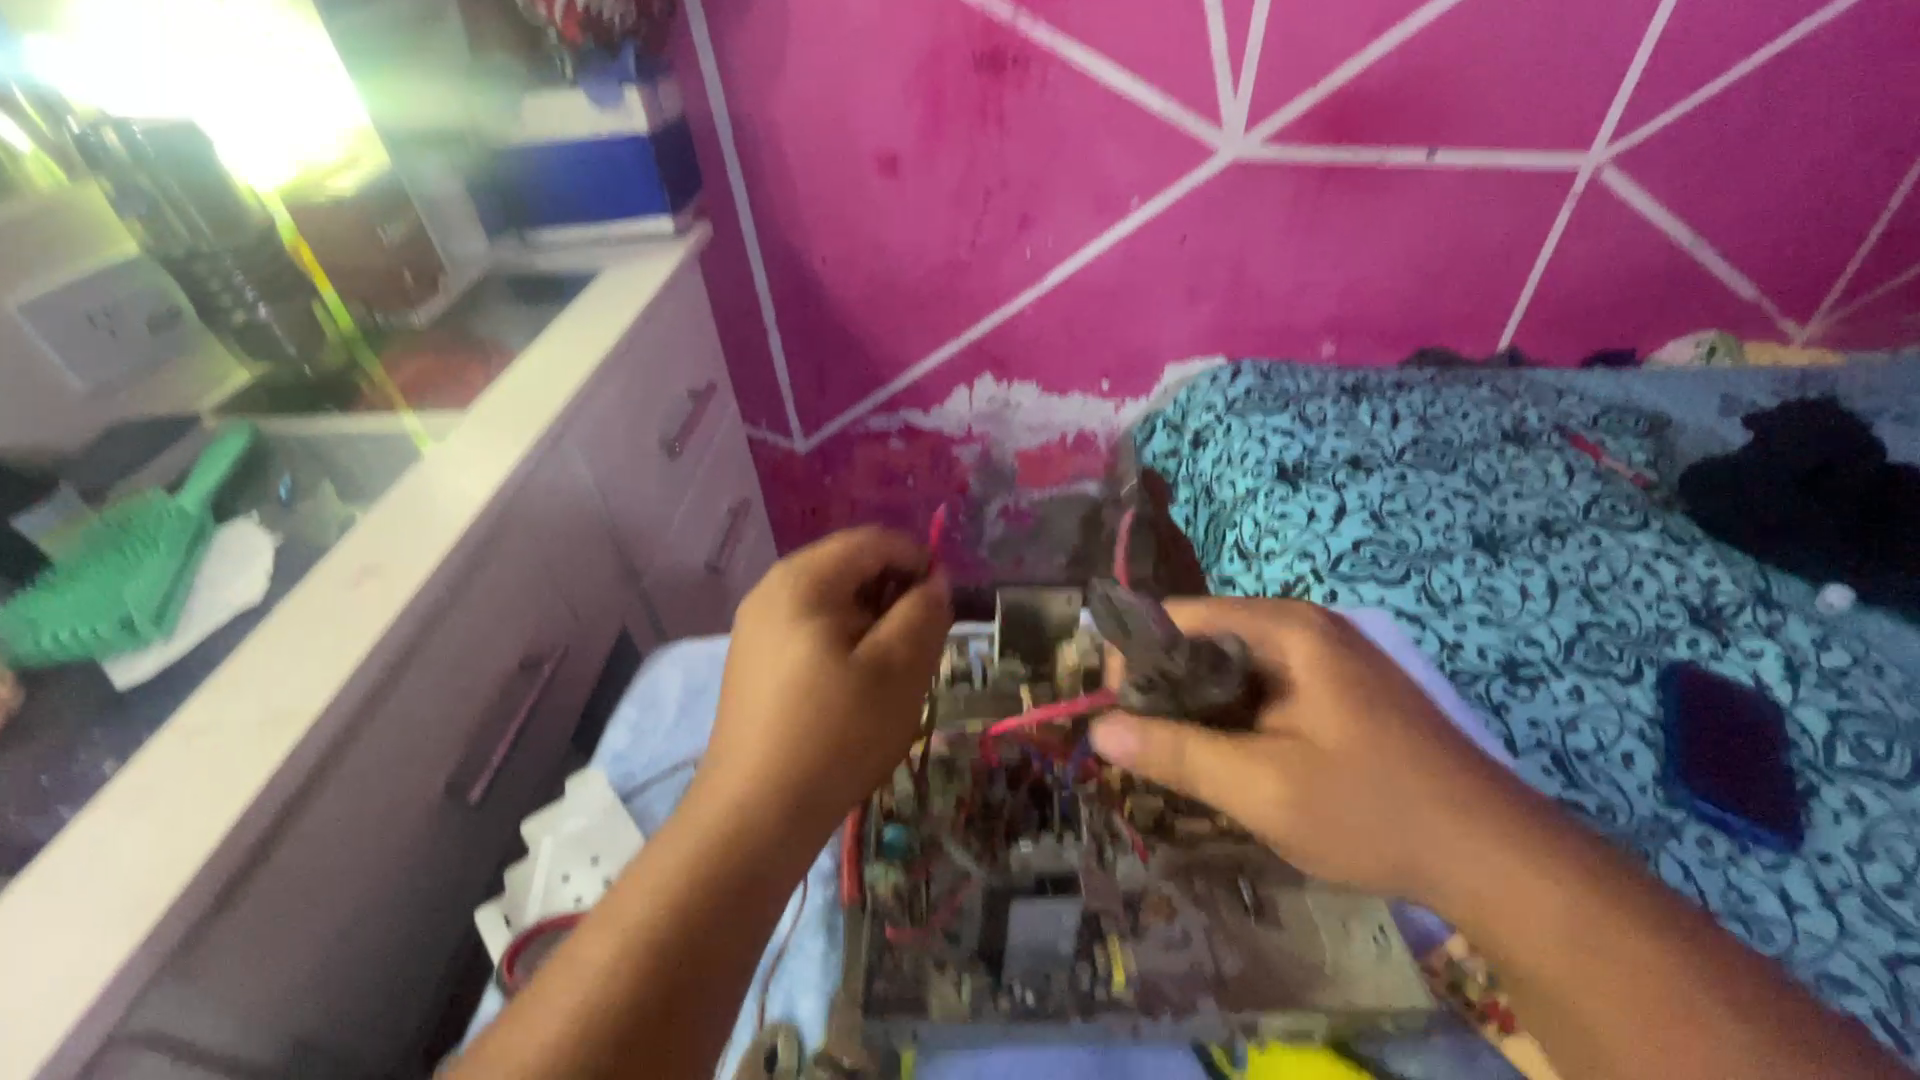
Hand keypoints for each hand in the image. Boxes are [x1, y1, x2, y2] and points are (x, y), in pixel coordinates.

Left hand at [700, 527, 951, 838]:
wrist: (755, 813)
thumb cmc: (835, 734)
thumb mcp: (899, 670)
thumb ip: (925, 613)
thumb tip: (935, 582)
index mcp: (803, 579)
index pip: (874, 541)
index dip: (919, 562)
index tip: (945, 607)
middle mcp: (771, 590)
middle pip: (849, 568)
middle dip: (894, 596)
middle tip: (918, 649)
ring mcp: (756, 628)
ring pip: (832, 603)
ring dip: (871, 625)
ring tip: (890, 675)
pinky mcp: (753, 663)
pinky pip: (809, 632)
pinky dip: (843, 646)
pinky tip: (853, 692)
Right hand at [1092, 598, 1541, 905]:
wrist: (1494, 856)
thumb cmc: (1372, 812)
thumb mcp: (1261, 788)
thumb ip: (1176, 753)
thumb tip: (1098, 729)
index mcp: (1287, 630)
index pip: (1178, 616)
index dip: (1132, 658)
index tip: (1111, 714)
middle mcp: (1306, 628)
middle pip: (1204, 639)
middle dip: (1162, 687)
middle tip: (1139, 744)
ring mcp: (1328, 658)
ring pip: (1232, 667)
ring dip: (1197, 706)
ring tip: (1173, 756)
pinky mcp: (1340, 690)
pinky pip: (1263, 688)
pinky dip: (1233, 717)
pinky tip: (1226, 762)